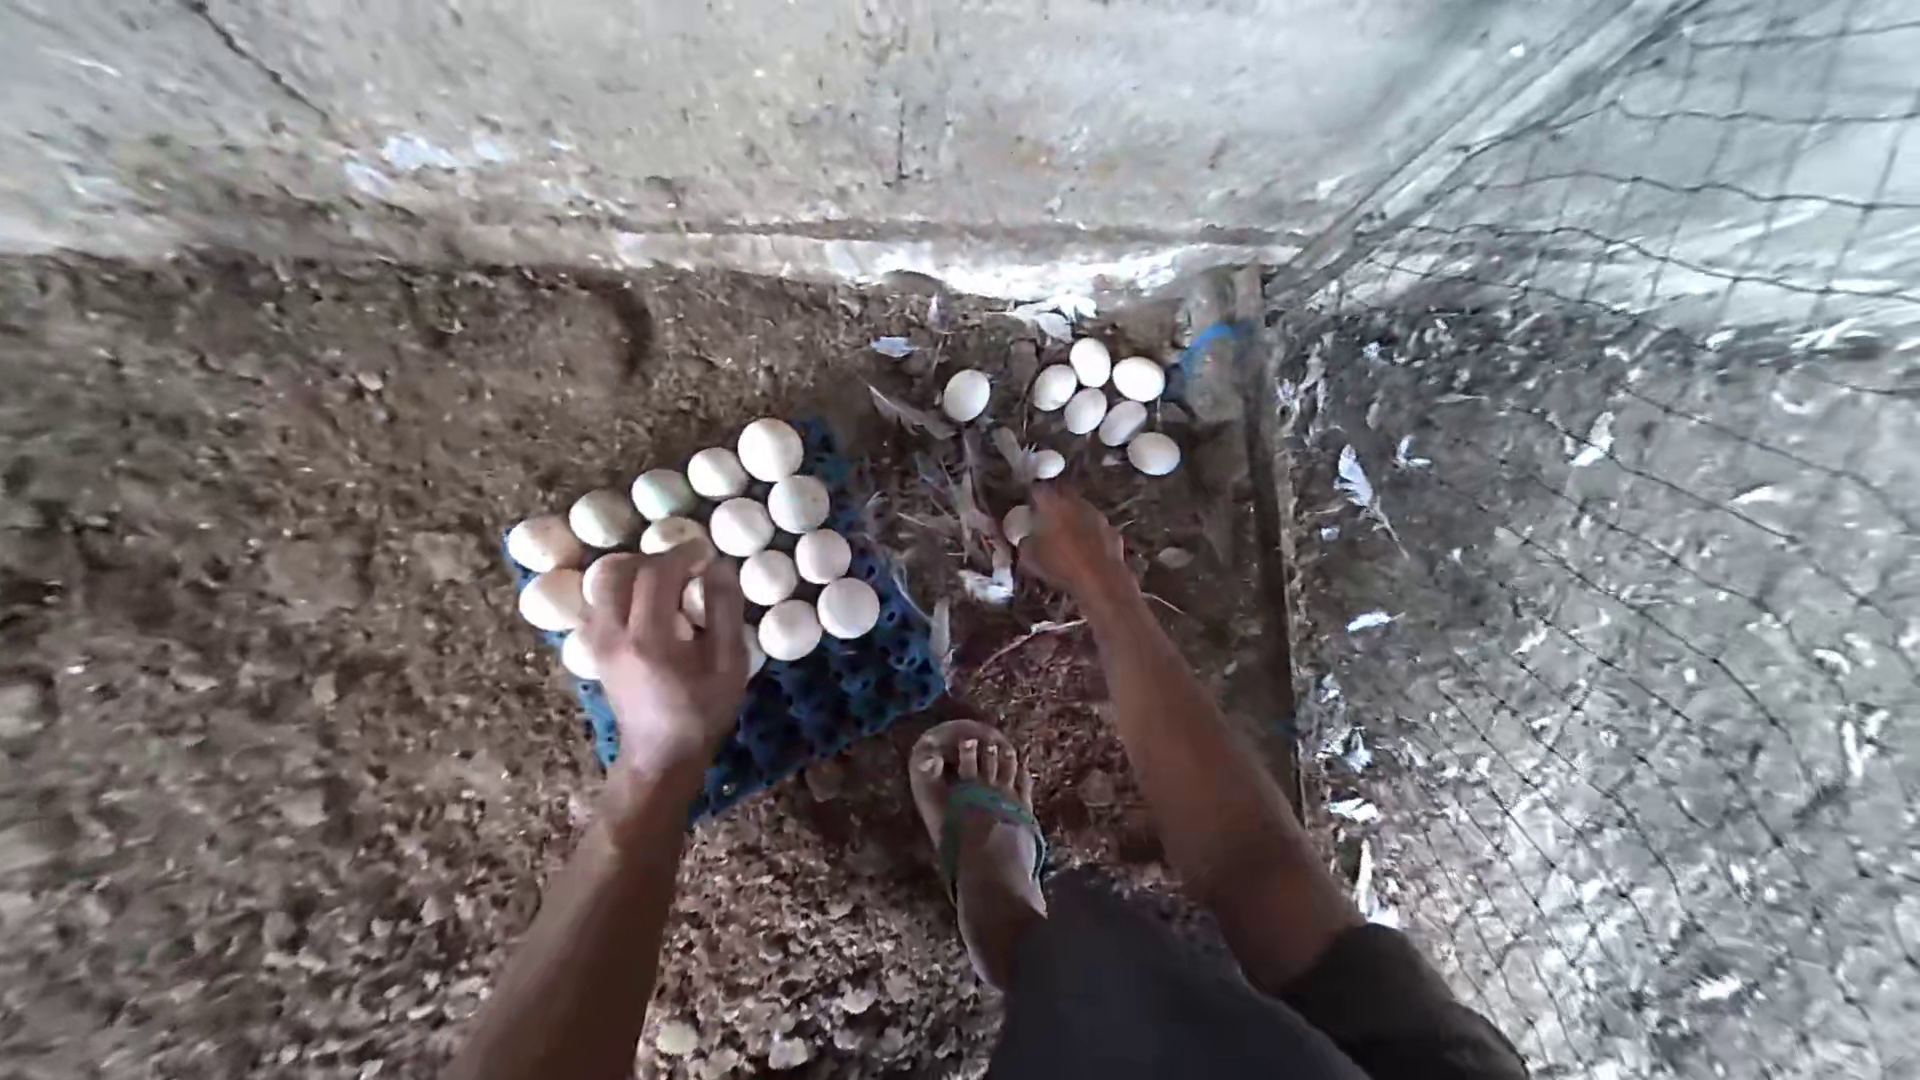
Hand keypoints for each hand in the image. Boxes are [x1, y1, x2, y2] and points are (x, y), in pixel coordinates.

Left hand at [582, 542, 748, 777]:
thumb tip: (720, 566)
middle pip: (619, 570)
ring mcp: (596, 642)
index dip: (683, 553)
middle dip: (656, 558)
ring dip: (637, 571)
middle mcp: (612, 634)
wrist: (660, 756)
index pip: (656, 574)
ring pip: (603, 583)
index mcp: (649, 639)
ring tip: (671, 583)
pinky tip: (652, 604)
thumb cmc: (703, 711)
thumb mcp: (729, 662)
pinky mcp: (593, 648)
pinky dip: (625, 589)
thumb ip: (725, 610)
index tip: (707, 551)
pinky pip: (601, 601)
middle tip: (688, 565)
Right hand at [1020, 485, 1135, 602]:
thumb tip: (1025, 540)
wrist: (1100, 579)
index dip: (1033, 497)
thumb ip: (1025, 543)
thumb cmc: (1060, 565)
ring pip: (1082, 509)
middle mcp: (1076, 503)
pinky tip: (1087, 549)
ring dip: (1074, 517)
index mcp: (1053, 504)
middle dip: (1055, 502)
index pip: (1039, 489)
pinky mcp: (1112, 530)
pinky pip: (1097, 527)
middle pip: (1063, 493)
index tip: (1030, 507)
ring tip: (1067, 534)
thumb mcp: (1030, 558)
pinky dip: (1090, 533)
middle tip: (1048, 516)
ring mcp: (1098, 515)